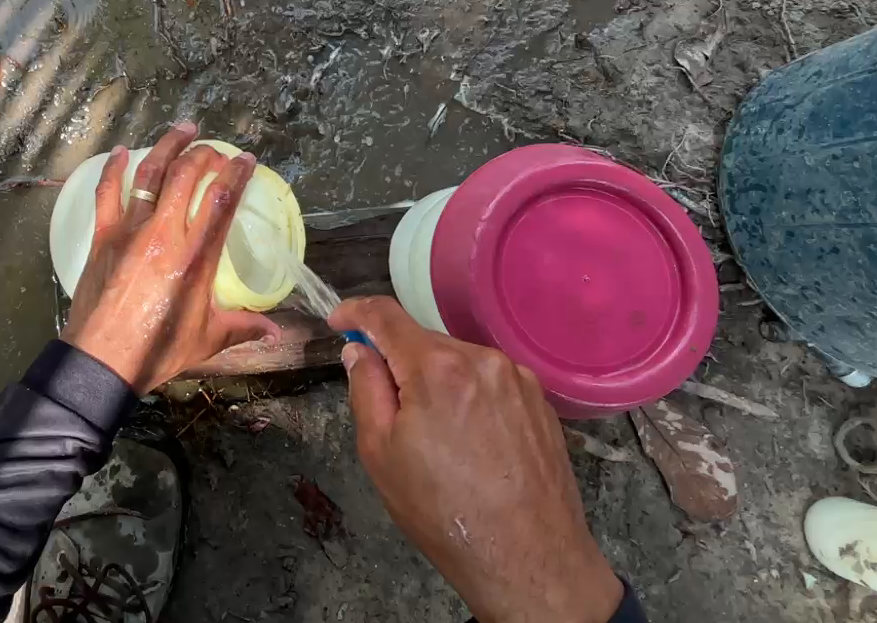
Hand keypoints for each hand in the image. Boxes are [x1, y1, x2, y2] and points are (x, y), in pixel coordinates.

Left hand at [61, 123, 279, 393]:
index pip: (220, 201)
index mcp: (195, 257)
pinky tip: (122, 151)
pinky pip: (107, 192)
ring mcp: (130, 230)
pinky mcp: (103, 235)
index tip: (246, 159)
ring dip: (168, 147)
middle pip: (185, 176)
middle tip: (214, 148)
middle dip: (204, 154)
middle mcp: (164, 234)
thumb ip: (242, 327)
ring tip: (183, 129)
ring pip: (150, 174)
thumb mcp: (207, 339)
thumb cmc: (158, 350)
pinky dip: (114, 168)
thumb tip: (276, 331)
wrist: (102, 360)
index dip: (236, 174)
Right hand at [328, 296, 623, 622]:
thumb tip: (359, 350)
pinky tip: (468, 439)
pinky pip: (486, 379)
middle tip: (386, 404)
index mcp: (436, 368)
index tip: (337, 321)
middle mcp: (480, 359)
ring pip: (455, 359)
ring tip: (433, 432)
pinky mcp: (539, 400)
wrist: (533, 566)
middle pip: (421, 339)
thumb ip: (365, 387)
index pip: (385, 315)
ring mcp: (517, 378)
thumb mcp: (380, 451)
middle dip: (396, 359)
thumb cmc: (443, 512)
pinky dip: (465, 392)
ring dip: (433, 377)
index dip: (355, 312)